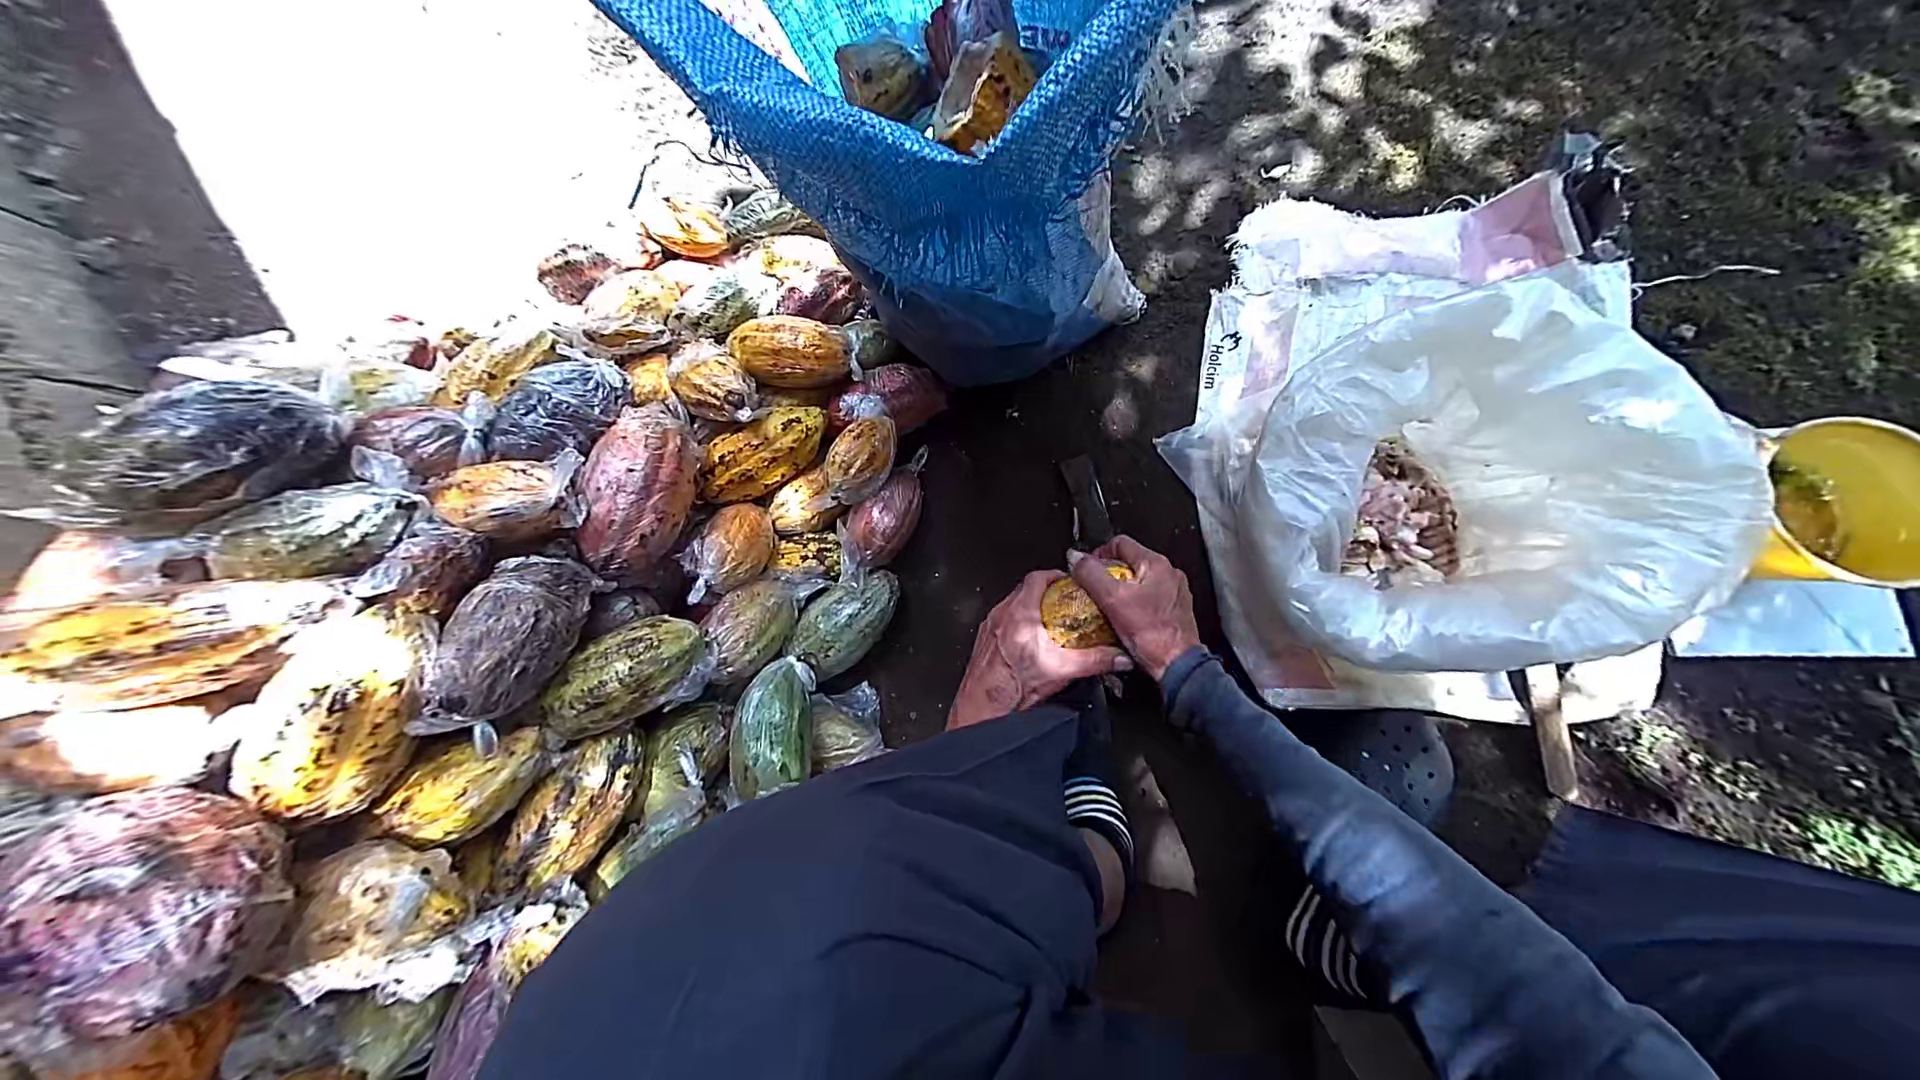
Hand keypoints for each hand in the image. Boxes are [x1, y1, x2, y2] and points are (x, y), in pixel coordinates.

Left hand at [947, 570, 1131, 729]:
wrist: (983, 711)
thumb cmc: (1010, 692)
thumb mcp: (1061, 672)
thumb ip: (1094, 661)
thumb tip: (1117, 657)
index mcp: (1019, 616)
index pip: (1037, 578)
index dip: (1055, 576)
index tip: (1069, 582)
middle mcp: (1001, 617)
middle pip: (1025, 590)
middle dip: (1046, 593)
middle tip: (1063, 602)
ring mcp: (989, 628)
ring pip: (1012, 605)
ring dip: (1030, 608)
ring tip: (1048, 621)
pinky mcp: (983, 641)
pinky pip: (1002, 621)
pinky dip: (1017, 623)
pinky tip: (1028, 641)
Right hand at [1069, 535, 1201, 682]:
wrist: (1176, 664)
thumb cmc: (1152, 635)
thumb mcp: (1112, 600)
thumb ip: (1091, 574)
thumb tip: (1076, 558)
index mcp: (1156, 564)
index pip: (1120, 543)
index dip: (1098, 554)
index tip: (1088, 569)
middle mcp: (1169, 574)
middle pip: (1129, 562)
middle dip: (1108, 574)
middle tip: (1095, 590)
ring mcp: (1174, 592)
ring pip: (1138, 581)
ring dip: (1120, 590)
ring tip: (1108, 605)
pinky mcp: (1174, 610)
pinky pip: (1148, 598)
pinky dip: (1133, 604)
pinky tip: (1124, 618)